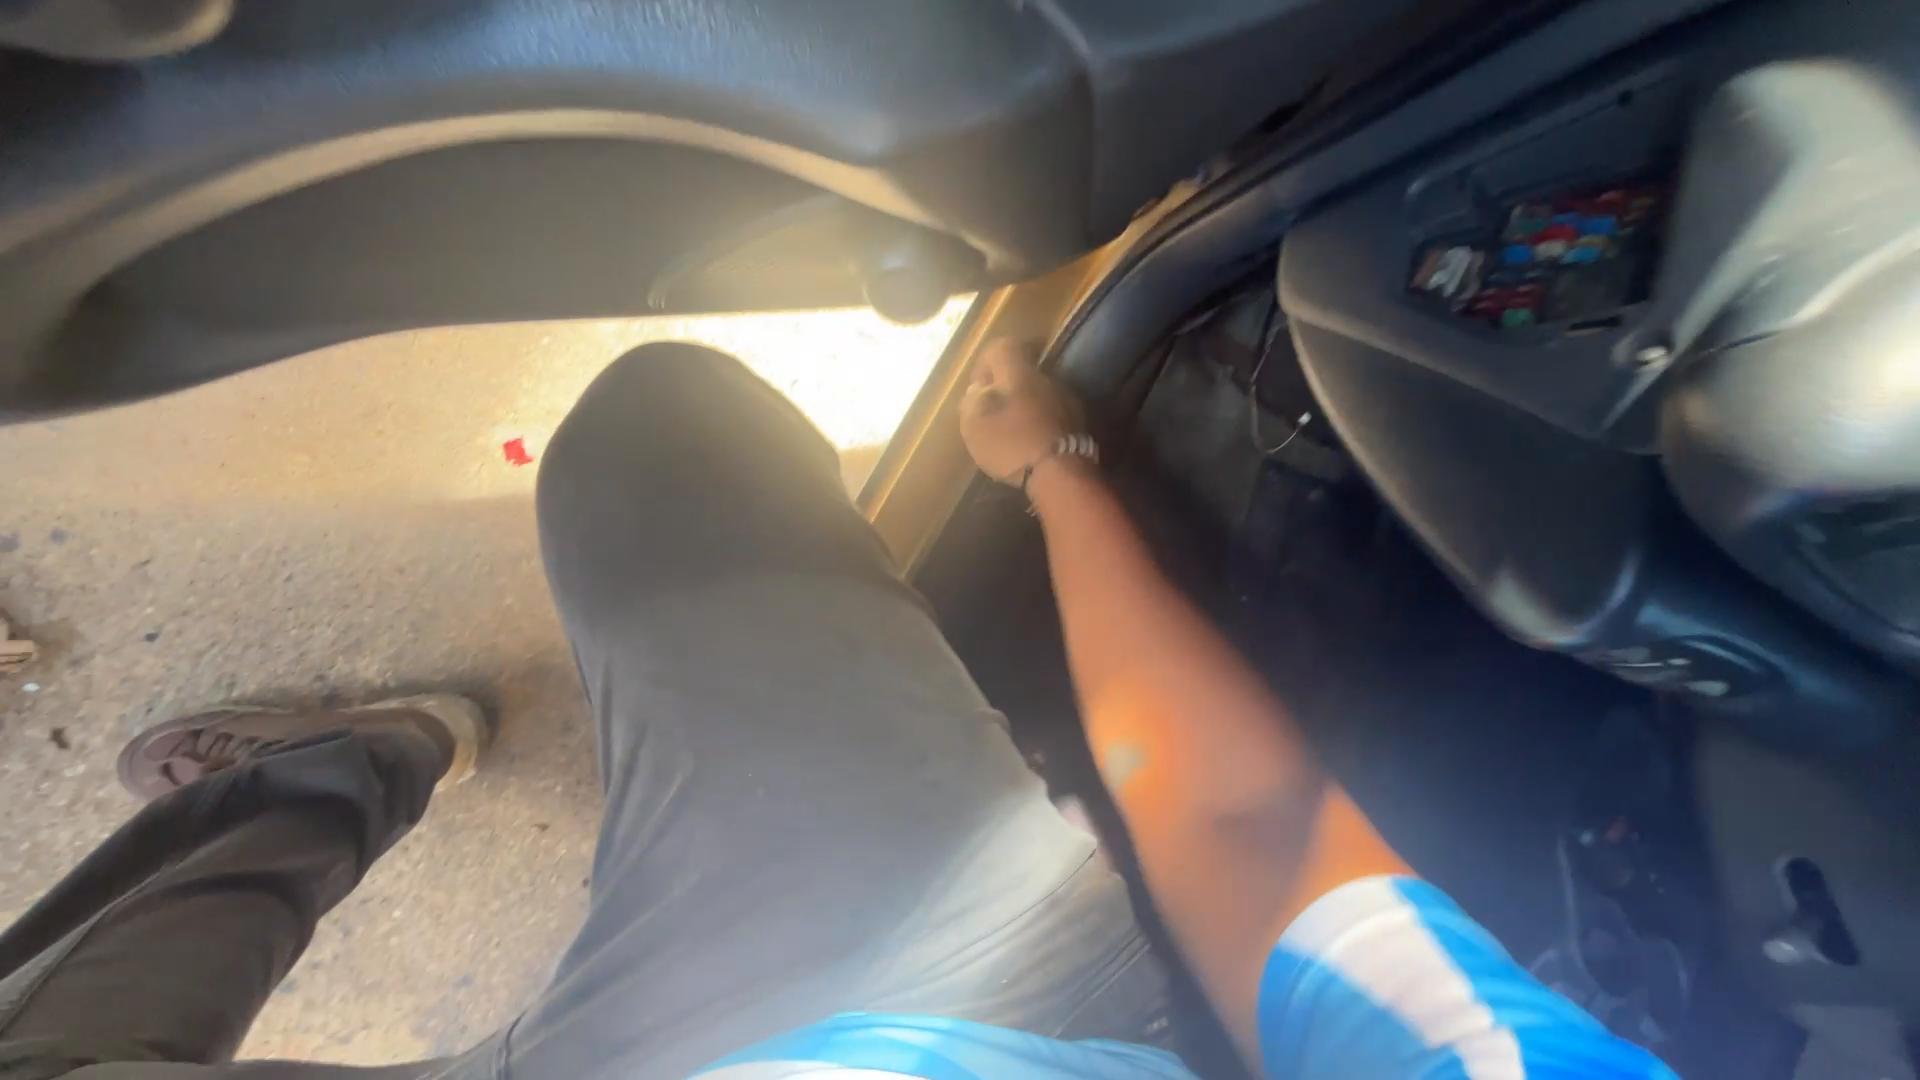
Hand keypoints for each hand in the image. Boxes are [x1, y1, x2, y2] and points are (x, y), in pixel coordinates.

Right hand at [959, 339, 1079, 483]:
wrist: (1062, 474)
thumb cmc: (1011, 443)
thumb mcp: (974, 424)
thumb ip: (972, 401)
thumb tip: (978, 390)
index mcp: (1019, 371)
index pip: (1001, 347)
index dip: (985, 363)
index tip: (978, 389)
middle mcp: (1047, 378)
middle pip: (1022, 373)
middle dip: (1006, 390)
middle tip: (993, 416)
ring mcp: (1068, 400)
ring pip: (1040, 395)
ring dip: (1026, 409)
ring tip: (1014, 436)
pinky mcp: (1080, 424)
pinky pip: (1054, 416)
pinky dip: (1041, 426)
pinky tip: (1033, 447)